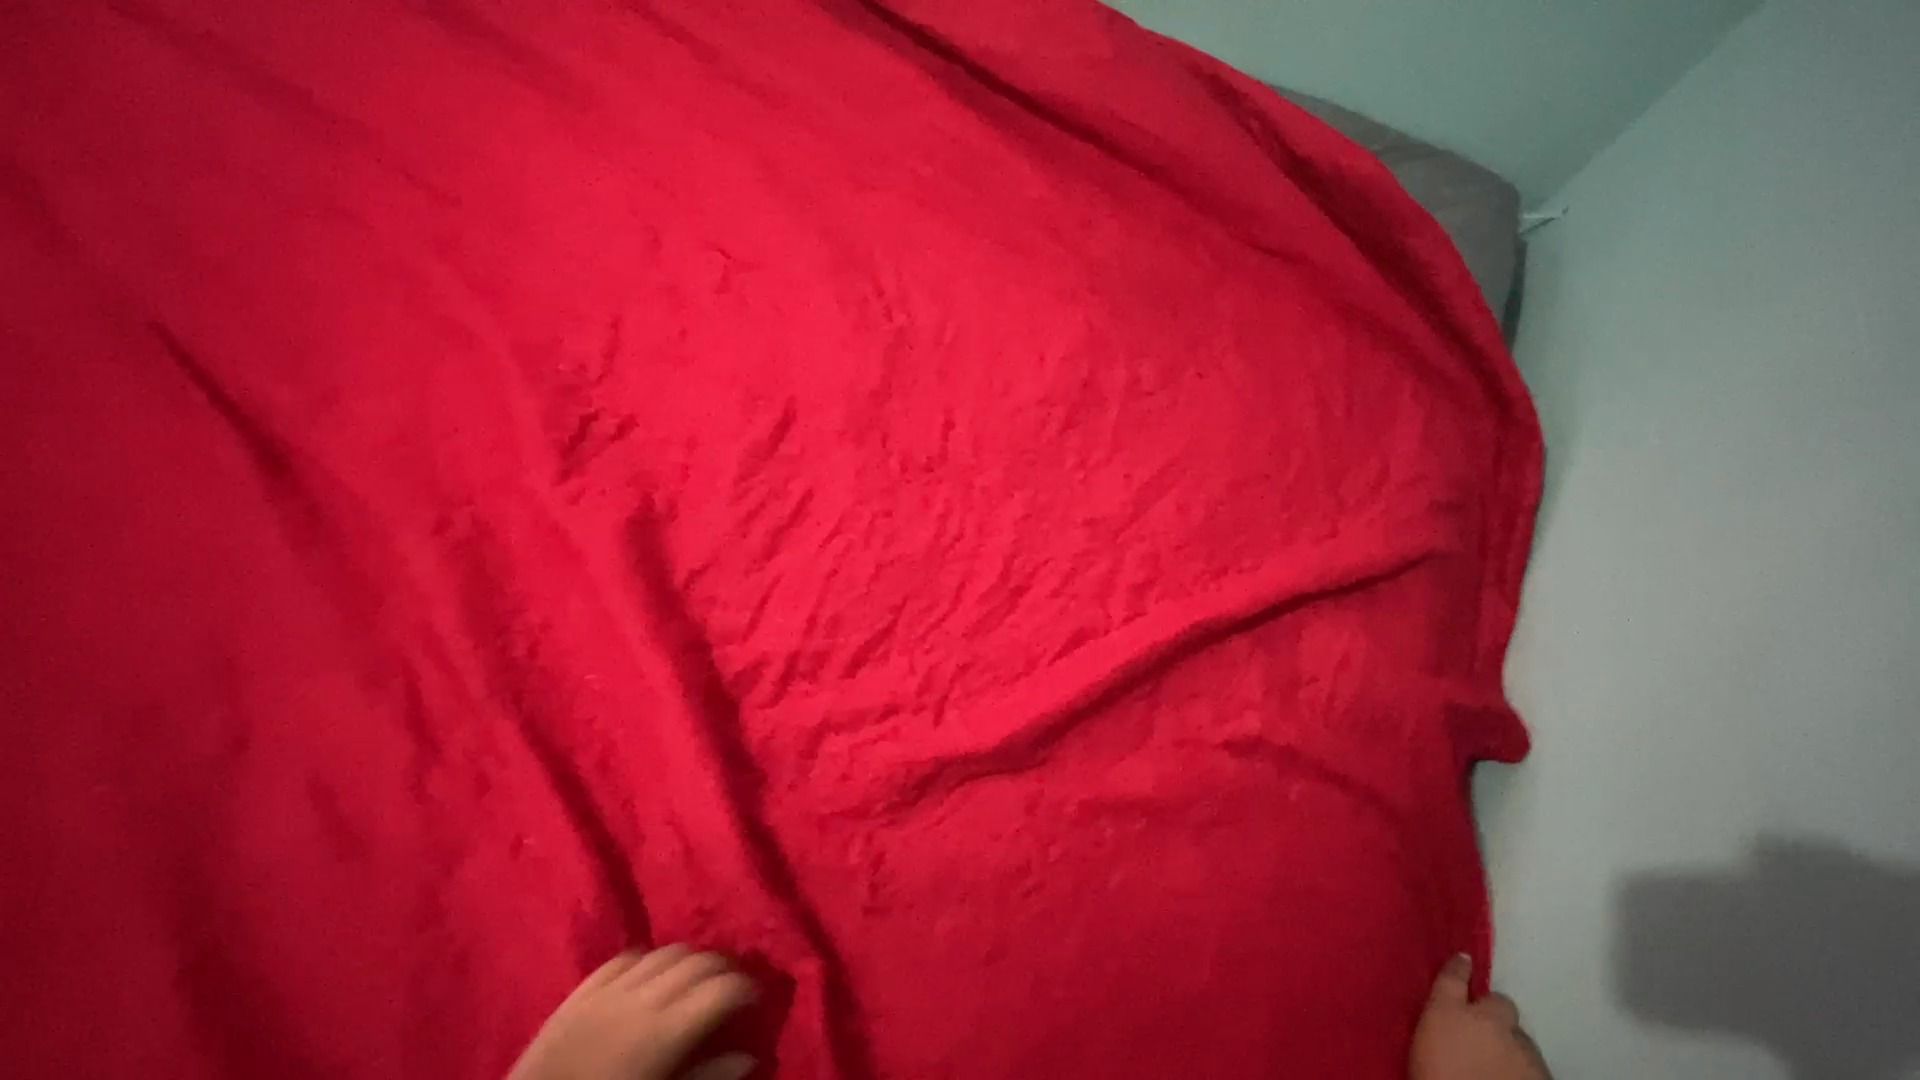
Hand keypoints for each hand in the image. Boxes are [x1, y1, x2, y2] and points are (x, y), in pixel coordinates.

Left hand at [508, 945, 756, 1079]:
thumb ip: (707, 1079)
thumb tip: (750, 1056)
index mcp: (664, 1032)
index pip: (723, 987)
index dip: (748, 988)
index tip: (758, 1000)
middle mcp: (640, 999)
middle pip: (699, 960)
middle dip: (725, 969)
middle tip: (735, 988)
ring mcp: (606, 991)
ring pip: (666, 951)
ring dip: (690, 959)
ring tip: (697, 981)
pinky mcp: (578, 993)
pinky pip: (624, 958)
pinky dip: (648, 960)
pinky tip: (652, 977)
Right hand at [1409, 955, 1550, 1079]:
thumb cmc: (1435, 1078)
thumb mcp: (1423, 1048)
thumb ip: (1436, 1027)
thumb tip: (1446, 1024)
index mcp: (1447, 1011)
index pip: (1453, 977)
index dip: (1459, 967)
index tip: (1464, 960)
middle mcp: (1486, 1020)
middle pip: (1500, 1002)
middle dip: (1495, 1014)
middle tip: (1485, 1032)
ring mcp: (1518, 1046)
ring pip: (1520, 1036)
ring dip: (1511, 1044)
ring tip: (1501, 1063)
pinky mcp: (1541, 1072)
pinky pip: (1534, 1063)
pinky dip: (1525, 1068)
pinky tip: (1514, 1079)